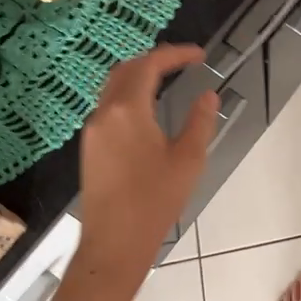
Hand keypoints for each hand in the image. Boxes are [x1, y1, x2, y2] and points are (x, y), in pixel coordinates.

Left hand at [76, 46, 217, 285]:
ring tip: (169, 79)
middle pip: (127, 70)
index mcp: (128, 110)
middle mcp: (104, 113)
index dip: (176, 55)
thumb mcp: (188, 160)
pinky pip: (109, 106)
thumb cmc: (154, 202)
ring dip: (140, 76)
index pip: (150, 65)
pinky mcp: (91, 147)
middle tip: (184, 62)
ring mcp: (93, 131)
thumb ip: (199, 121)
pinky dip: (130, 94)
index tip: (200, 55)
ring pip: (114, 87)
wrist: (114, 245)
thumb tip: (209, 95)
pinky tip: (149, 108)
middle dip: (155, 60)